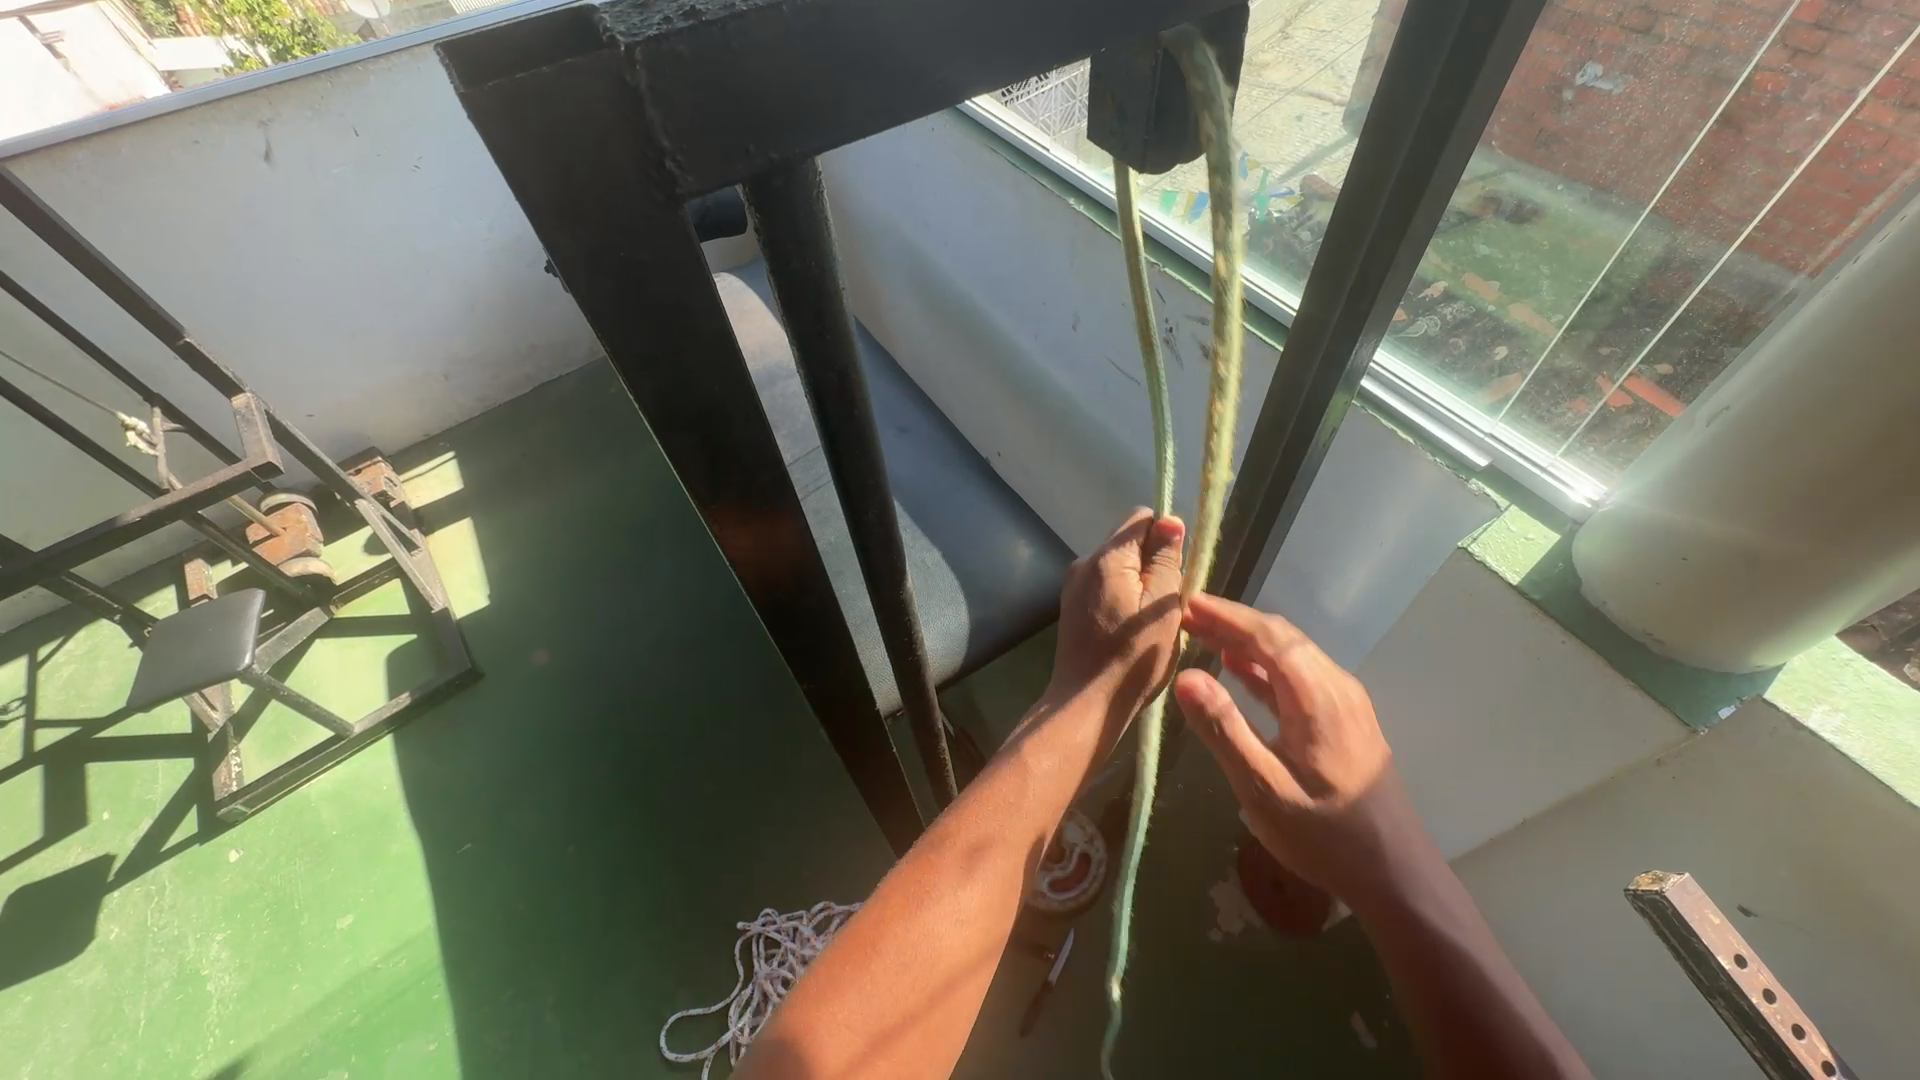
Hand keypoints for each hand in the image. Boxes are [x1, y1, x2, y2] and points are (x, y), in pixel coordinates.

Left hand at [1045, 508, 1185, 715]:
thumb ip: (1166, 560)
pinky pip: (1105, 586)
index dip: (1166, 538)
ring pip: (1119, 566)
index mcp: (1106, 558)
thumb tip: (1170, 520)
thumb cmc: (1132, 659)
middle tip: (1167, 603)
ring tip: (1149, 621)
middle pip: (1129, 542)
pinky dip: (1123, 599)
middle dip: (1153, 563)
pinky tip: (1131, 630)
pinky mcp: (1072, 606)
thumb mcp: (1162, 607)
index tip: (1176, 572)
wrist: (1087, 704)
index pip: (1142, 519)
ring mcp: (1073, 585)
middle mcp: (1084, 563)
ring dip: (1139, 584)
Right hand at [1173, 592, 1440, 915]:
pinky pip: (1299, 677)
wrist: (1396, 876)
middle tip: (1186, 619)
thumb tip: (1186, 676)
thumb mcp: (1262, 788)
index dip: (1226, 616)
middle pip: (1282, 639)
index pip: (1268, 636)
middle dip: (1233, 623)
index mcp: (1317, 697)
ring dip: (1247, 643)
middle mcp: (1336, 689)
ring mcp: (1344, 704)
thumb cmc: (1325, 836)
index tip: (1186, 603)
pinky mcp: (1344, 722)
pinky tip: (1240, 670)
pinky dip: (1264, 666)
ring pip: (1291, 656)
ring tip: (1203, 637)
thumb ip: (1223, 729)